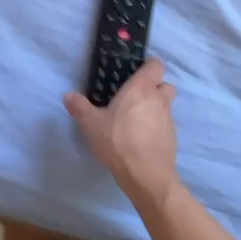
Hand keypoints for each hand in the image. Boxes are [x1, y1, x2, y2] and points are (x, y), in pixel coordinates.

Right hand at [65, 58, 180, 205]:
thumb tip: (68, 96)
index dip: (148, 66)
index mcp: (141, 88)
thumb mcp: (92, 124)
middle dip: (155, 88)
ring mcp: (168, 119)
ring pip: (166, 105)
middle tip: (136, 97)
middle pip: (165, 84)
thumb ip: (80, 108)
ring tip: (137, 120)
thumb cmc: (118, 141)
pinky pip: (166, 125)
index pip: (156, 65)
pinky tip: (142, 138)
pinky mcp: (172, 137)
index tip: (136, 73)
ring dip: (156, 108)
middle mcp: (159, 99)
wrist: (145, 174)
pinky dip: (157, 127)